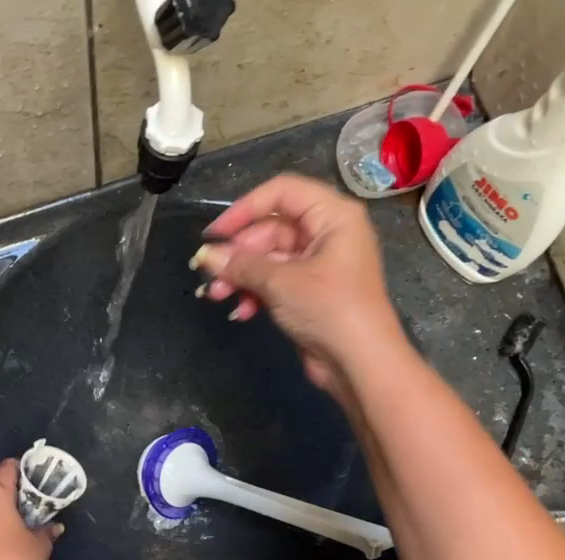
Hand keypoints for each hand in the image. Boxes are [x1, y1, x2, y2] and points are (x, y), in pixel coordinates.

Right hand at [191, 174, 404, 401]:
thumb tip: (205, 256)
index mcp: (332, 216)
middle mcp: (326, 233)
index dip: (244, 209)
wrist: (360, 362)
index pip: (281, 193)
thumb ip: (241, 265)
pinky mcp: (309, 293)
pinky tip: (241, 313)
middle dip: (238, 254)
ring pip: (268, 260)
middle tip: (210, 275)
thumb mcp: (281, 282)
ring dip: (240, 277)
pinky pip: (274, 283)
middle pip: (270, 230)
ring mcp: (318, 264)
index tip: (214, 234)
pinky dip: (255, 294)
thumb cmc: (329, 309)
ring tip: (217, 297)